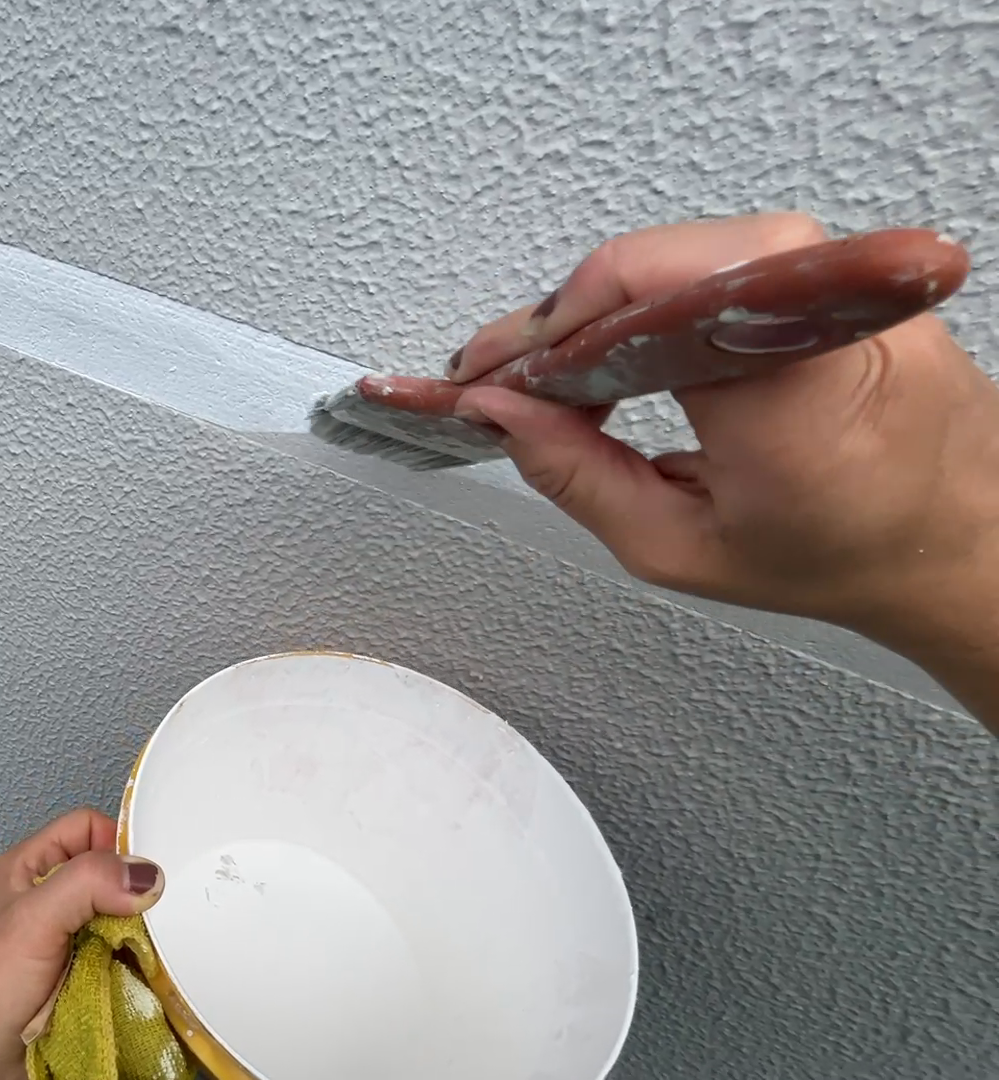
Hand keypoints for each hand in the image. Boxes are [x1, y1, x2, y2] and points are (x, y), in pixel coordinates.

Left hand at [0, 809, 164, 1079]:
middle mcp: (50, 897)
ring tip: (158, 949)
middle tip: (160, 914)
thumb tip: (144, 873)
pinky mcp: (83, 977)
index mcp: (30, 867)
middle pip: (109, 873)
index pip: (86, 827)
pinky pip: (124, 959)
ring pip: (121, 918)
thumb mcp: (33, 921)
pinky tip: (148, 977)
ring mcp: (68, 939)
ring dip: (140, 934)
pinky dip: (139, 966)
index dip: (117, 840)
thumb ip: (85, 885)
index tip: (147, 871)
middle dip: (135, 893)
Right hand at [447, 213, 998, 732]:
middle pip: (675, 261)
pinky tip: (602, 348)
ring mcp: (851, 300)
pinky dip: (633, 299)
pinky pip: (712, 263)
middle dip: (565, 312)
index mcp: (801, 418)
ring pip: (690, 252)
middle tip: (501, 369)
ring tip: (545, 366)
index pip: (675, 306)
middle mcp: (841, 337)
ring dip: (594, 303)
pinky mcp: (837, 287)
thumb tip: (498, 409)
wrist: (960, 539)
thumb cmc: (823, 556)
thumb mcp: (667, 546)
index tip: (492, 371)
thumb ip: (574, 475)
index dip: (567, 323)